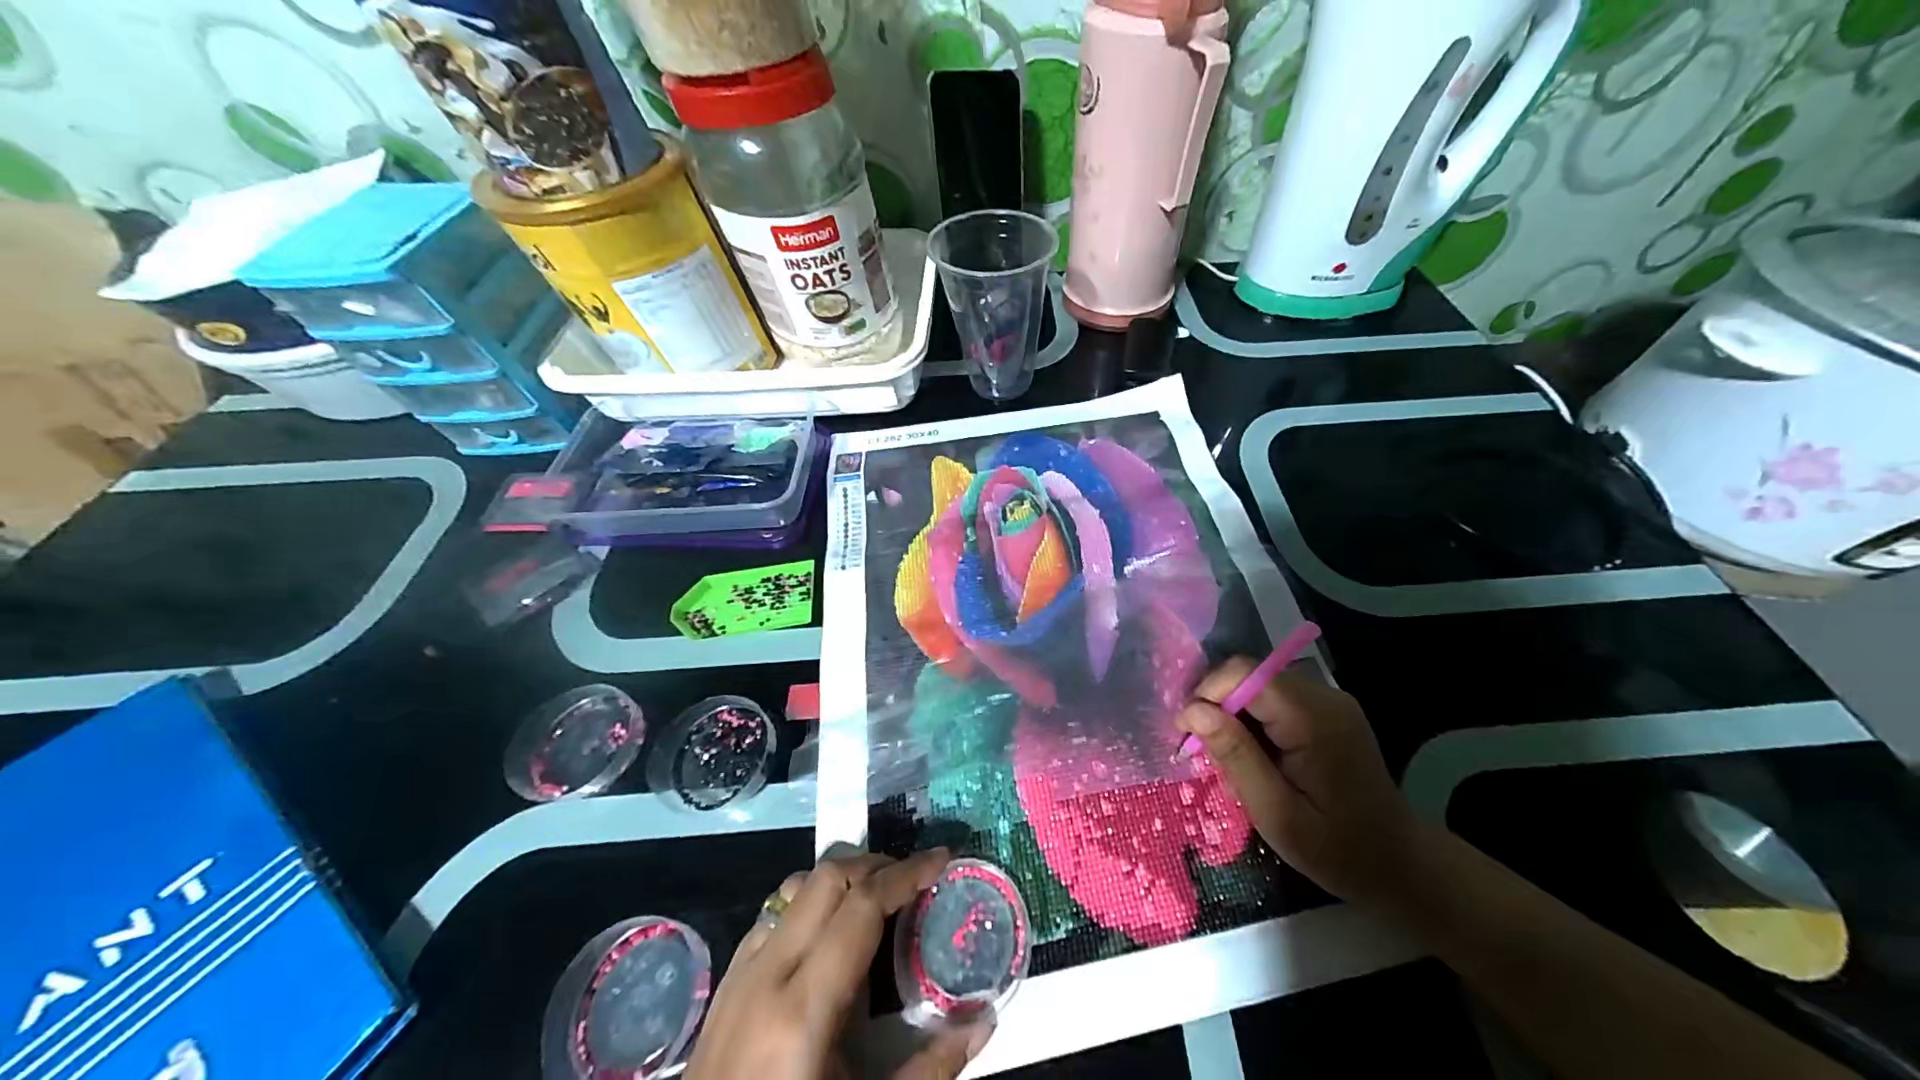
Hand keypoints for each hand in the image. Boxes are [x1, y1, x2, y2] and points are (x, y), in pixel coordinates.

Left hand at [686, 848, 993, 1079]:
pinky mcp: (727, 980)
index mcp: (804, 1006)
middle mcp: (768, 970)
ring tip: (880, 899)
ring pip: (795, 886)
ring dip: (842, 879)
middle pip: (826, 877)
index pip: (861, 905)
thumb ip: (928, 1068)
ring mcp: (741, 970)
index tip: (942, 859)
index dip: (906, 873)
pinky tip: (831, 934)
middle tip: (916, 879)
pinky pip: (774, 913)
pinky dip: (811, 902)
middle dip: (876, 865)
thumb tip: (983, 1022)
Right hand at [1176, 660, 1419, 904]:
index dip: (1207, 694)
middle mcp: (1324, 697)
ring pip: (1257, 685)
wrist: (1399, 865)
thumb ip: (1235, 755)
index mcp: (1314, 719)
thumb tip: (1193, 711)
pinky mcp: (1327, 711)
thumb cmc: (1337, 849)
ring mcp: (1329, 702)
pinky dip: (1251, 719)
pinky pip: (1273, 698)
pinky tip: (1252, 755)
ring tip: (1226, 759)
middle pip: (1249, 675)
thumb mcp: (1276, 813)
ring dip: (1232, 714)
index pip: (1245, 674)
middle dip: (1216, 706)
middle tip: (1203, 753)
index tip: (1188, 736)